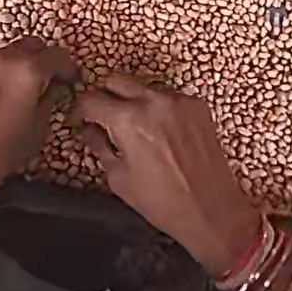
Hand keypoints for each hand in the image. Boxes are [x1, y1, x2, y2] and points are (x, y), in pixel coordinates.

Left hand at [0, 38, 76, 208]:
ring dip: (16, 67)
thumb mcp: (37, 131)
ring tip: (16, 94)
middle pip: (31, 45)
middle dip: (42, 60)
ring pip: (5, 55)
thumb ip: (49, 101)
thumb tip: (52, 89)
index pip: (58, 55)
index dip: (68, 68)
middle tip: (47, 82)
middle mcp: (1, 58)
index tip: (69, 79)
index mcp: (27, 71)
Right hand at [73, 74, 262, 274]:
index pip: (91, 99)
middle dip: (104, 95)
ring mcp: (178, 100)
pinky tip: (161, 131)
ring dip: (133, 100)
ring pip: (143, 86)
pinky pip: (168, 97)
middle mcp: (153, 102)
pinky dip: (159, 108)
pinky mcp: (197, 105)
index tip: (79, 117)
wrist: (212, 210)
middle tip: (102, 114)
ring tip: (134, 126)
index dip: (79, 109)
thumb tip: (89, 129)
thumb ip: (100, 146)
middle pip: (116, 80)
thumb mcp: (119, 178)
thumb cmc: (163, 202)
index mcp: (129, 121)